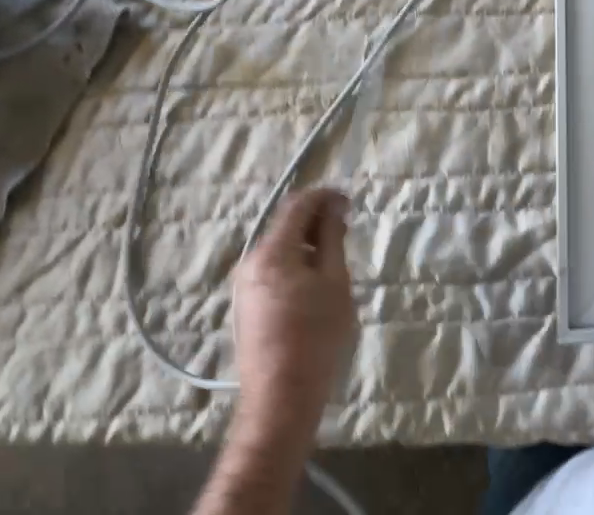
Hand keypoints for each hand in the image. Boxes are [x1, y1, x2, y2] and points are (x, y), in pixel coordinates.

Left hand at [231, 188, 357, 440]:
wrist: (281, 396)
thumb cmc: (316, 335)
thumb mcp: (335, 281)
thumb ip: (332, 239)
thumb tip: (333, 208)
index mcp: (272, 252)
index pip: (298, 206)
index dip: (325, 197)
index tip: (351, 202)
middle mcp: (250, 263)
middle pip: (285, 226)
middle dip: (317, 220)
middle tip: (347, 230)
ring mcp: (243, 286)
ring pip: (279, 249)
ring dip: (307, 244)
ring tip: (335, 258)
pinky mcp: (245, 305)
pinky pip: (273, 269)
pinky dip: (296, 263)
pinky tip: (315, 283)